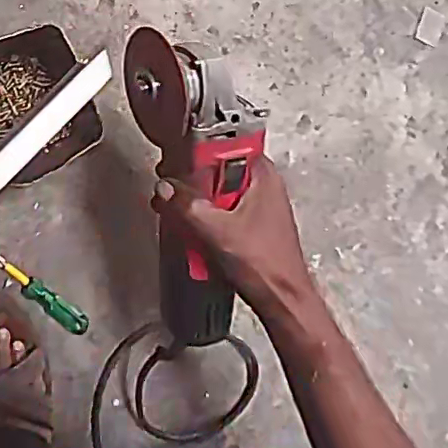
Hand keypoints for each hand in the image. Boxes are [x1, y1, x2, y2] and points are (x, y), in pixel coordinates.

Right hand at [151, 154, 316, 318]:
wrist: (282, 302)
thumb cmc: (265, 265)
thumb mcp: (214, 229)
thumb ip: (185, 205)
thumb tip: (165, 189)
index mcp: (262, 174)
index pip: (225, 145)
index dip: (198, 152)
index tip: (178, 161)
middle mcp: (263, 185)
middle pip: (218, 170)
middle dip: (192, 182)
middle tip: (173, 191)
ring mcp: (259, 205)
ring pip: (218, 193)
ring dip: (197, 204)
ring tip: (179, 215)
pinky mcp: (252, 224)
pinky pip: (223, 212)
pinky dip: (207, 219)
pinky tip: (195, 234)